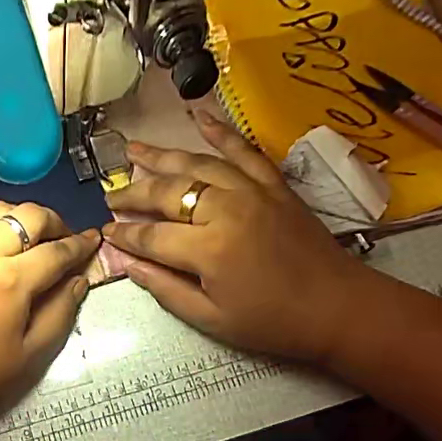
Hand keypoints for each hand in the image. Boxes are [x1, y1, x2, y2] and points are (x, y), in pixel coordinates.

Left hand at [0, 202, 99, 413]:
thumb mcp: (32, 353)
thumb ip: (61, 311)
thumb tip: (78, 280)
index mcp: (11, 280)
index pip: (56, 251)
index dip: (80, 245)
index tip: (93, 241)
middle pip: (27, 216)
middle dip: (54, 222)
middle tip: (64, 239)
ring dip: (20, 218)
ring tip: (31, 237)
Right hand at [102, 113, 377, 363]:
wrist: (337, 307)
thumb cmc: (271, 323)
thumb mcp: (211, 319)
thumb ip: (166, 289)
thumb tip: (127, 263)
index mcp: (207, 249)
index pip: (151, 235)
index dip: (124, 234)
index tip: (104, 232)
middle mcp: (225, 208)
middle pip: (167, 192)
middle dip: (133, 193)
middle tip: (110, 195)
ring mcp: (251, 190)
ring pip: (197, 164)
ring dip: (162, 155)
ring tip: (134, 149)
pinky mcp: (273, 184)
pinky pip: (243, 150)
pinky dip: (222, 133)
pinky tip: (200, 117)